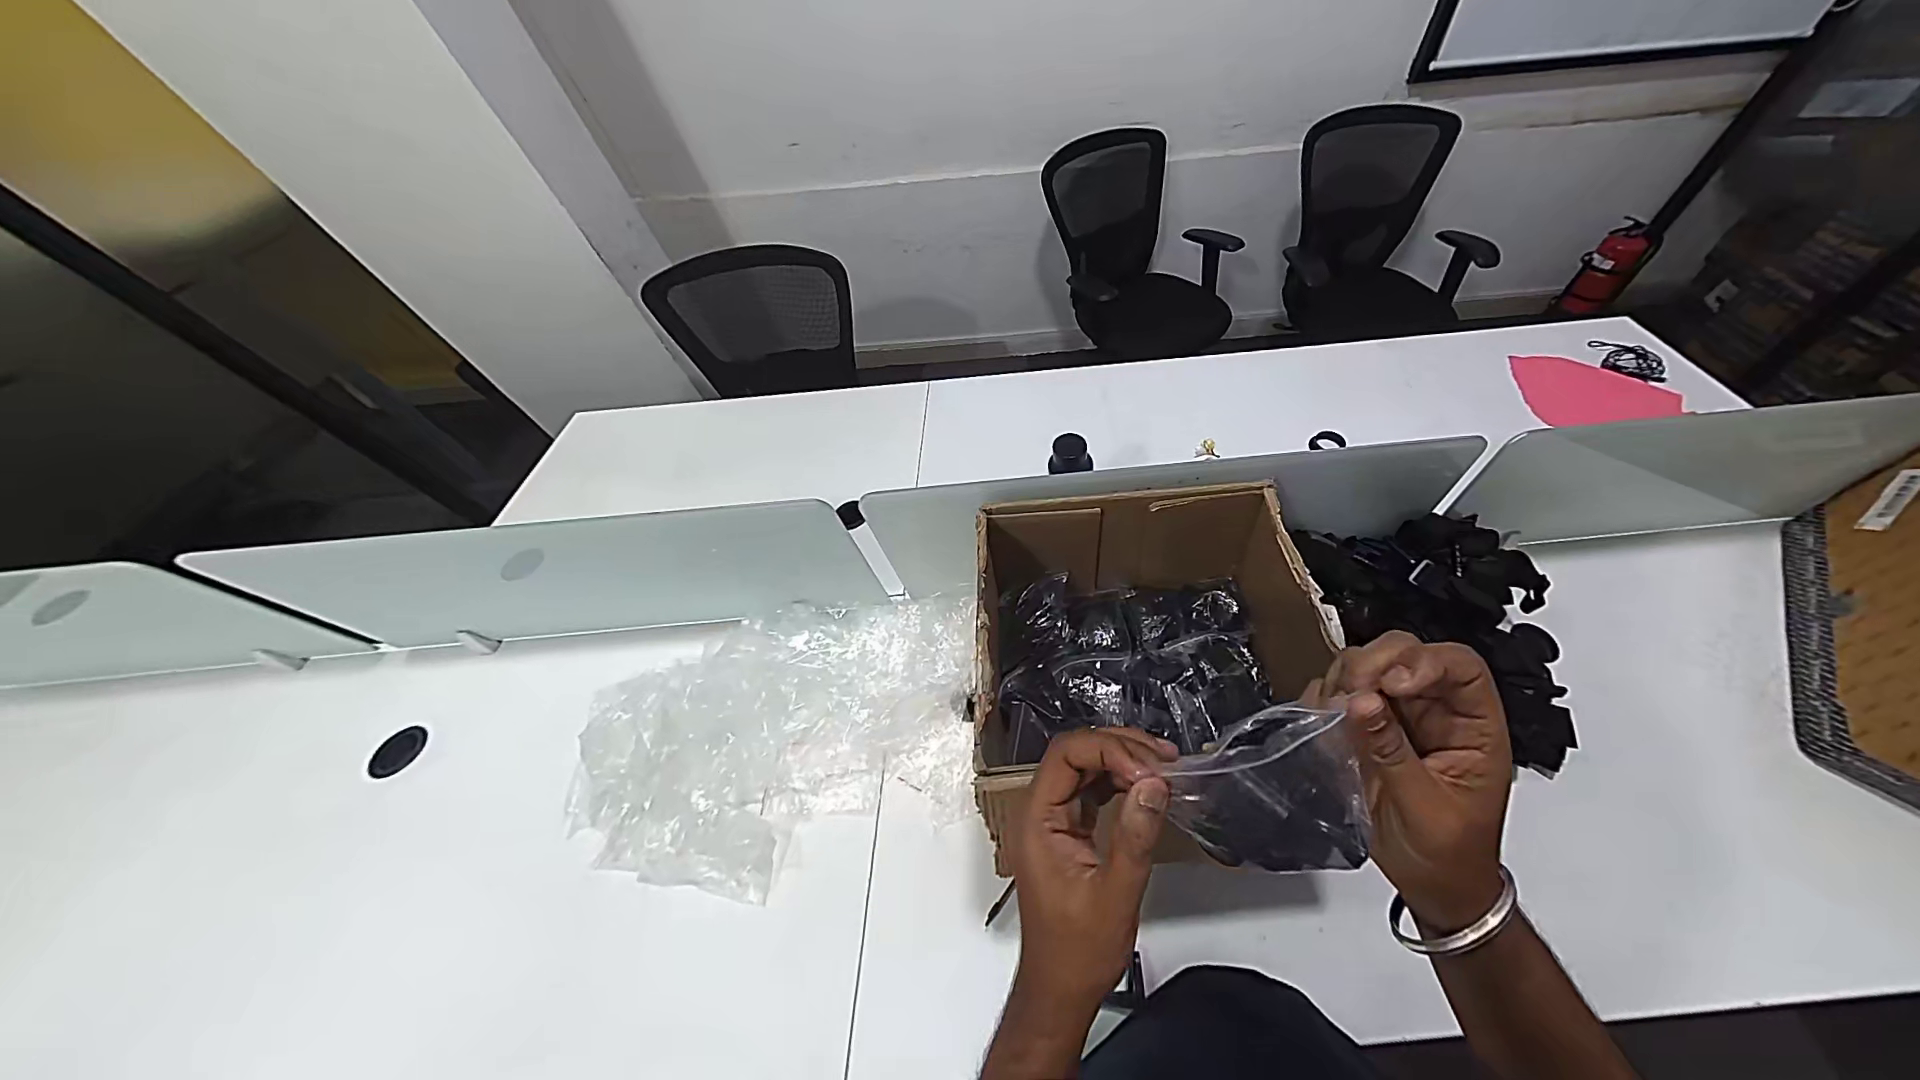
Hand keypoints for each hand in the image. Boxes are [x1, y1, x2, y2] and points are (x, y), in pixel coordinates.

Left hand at [1009, 727, 1176, 1010]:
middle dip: (1119, 748)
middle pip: (1075, 753)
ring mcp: (1053, 818)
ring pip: (1084, 766)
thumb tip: (1154, 784)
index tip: (1148, 769)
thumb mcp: (1115, 895)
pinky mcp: (1069, 828)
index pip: (1065, 755)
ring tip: (1163, 765)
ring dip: (1122, 760)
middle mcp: (1039, 811)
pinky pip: (1091, 788)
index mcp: (1037, 819)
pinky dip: (1120, 780)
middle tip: (1163, 760)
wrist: (1061, 985)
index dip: (1107, 750)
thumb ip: (1134, 836)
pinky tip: (1146, 785)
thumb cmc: (1076, 951)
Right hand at [1331, 631, 1511, 931]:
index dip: (1425, 662)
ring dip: (1342, 681)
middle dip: (1371, 665)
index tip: (1391, 685)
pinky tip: (1321, 722)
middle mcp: (1434, 710)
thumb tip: (1359, 702)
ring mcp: (1395, 714)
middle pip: (1404, 652)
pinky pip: (1336, 691)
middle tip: (1347, 695)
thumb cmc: (1446, 854)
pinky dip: (1321, 698)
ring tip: (1332, 715)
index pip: (1460, 667)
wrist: (1431, 884)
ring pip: (1365, 664)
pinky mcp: (1361, 724)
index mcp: (1472, 727)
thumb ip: (1391, 753)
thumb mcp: (1424, 808)